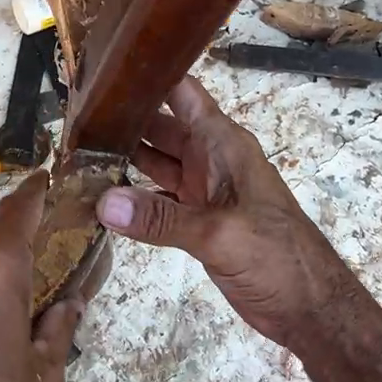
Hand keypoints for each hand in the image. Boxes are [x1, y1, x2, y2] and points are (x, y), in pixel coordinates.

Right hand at [95, 76, 355, 349]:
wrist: (311, 310)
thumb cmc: (276, 256)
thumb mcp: (218, 234)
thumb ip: (160, 219)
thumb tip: (102, 203)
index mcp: (222, 143)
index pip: (181, 92)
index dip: (148, 76)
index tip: (102, 71)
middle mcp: (209, 157)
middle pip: (159, 125)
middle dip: (121, 119)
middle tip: (71, 118)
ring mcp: (203, 189)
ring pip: (155, 161)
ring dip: (123, 158)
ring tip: (75, 152)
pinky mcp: (197, 220)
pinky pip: (158, 198)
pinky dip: (133, 197)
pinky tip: (101, 198)